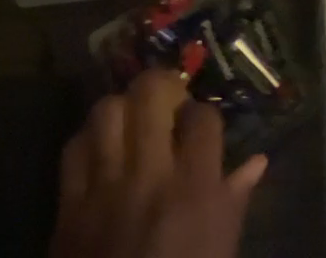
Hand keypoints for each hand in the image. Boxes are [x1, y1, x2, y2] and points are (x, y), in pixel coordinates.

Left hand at [49, 69, 268, 257]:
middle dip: (162, 85)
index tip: (201, 125)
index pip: (202, 118)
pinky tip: (101, 150)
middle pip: (150, 94)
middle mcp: (150, 178)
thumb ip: (236, 199)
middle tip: (167, 99)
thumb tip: (257, 161)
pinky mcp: (69, 209)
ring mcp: (104, 190)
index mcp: (194, 191)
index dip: (205, 114)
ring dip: (122, 108)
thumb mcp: (222, 249)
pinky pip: (73, 150)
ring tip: (132, 120)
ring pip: (107, 112)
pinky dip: (87, 141)